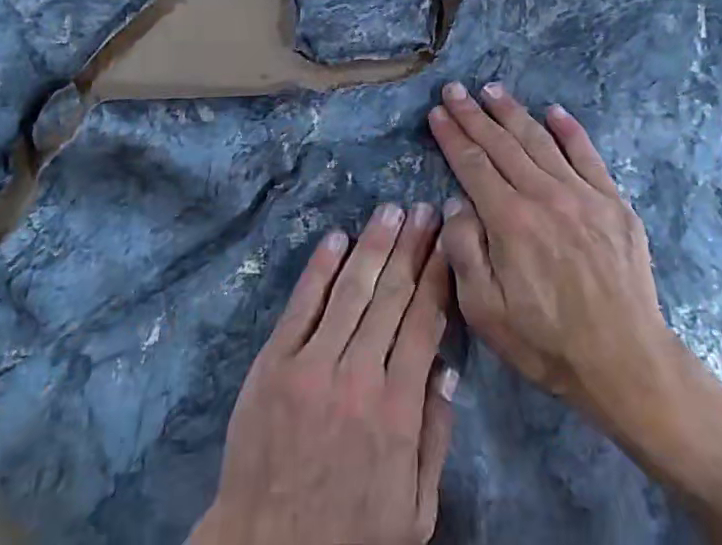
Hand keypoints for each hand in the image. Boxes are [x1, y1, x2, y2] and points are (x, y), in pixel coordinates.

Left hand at [189, 203, 457, 544]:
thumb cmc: (350, 534)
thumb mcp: (415, 509)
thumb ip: (436, 437)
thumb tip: (448, 369)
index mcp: (399, 408)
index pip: (425, 321)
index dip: (439, 275)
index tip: (448, 240)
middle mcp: (359, 376)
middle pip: (392, 296)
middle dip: (413, 247)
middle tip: (425, 209)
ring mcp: (312, 366)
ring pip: (351, 291)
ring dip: (374, 246)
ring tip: (391, 210)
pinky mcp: (274, 366)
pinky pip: (300, 307)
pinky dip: (319, 269)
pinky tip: (337, 239)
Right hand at [428, 82, 677, 430]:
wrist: (624, 359)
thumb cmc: (546, 342)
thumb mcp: (485, 312)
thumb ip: (464, 251)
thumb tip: (455, 203)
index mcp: (511, 221)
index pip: (473, 165)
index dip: (452, 136)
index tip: (437, 113)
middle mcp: (545, 195)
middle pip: (503, 144)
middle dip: (475, 114)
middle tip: (455, 89)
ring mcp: (584, 194)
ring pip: (541, 141)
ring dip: (514, 113)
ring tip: (493, 90)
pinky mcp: (614, 202)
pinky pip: (588, 154)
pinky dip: (569, 129)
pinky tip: (553, 111)